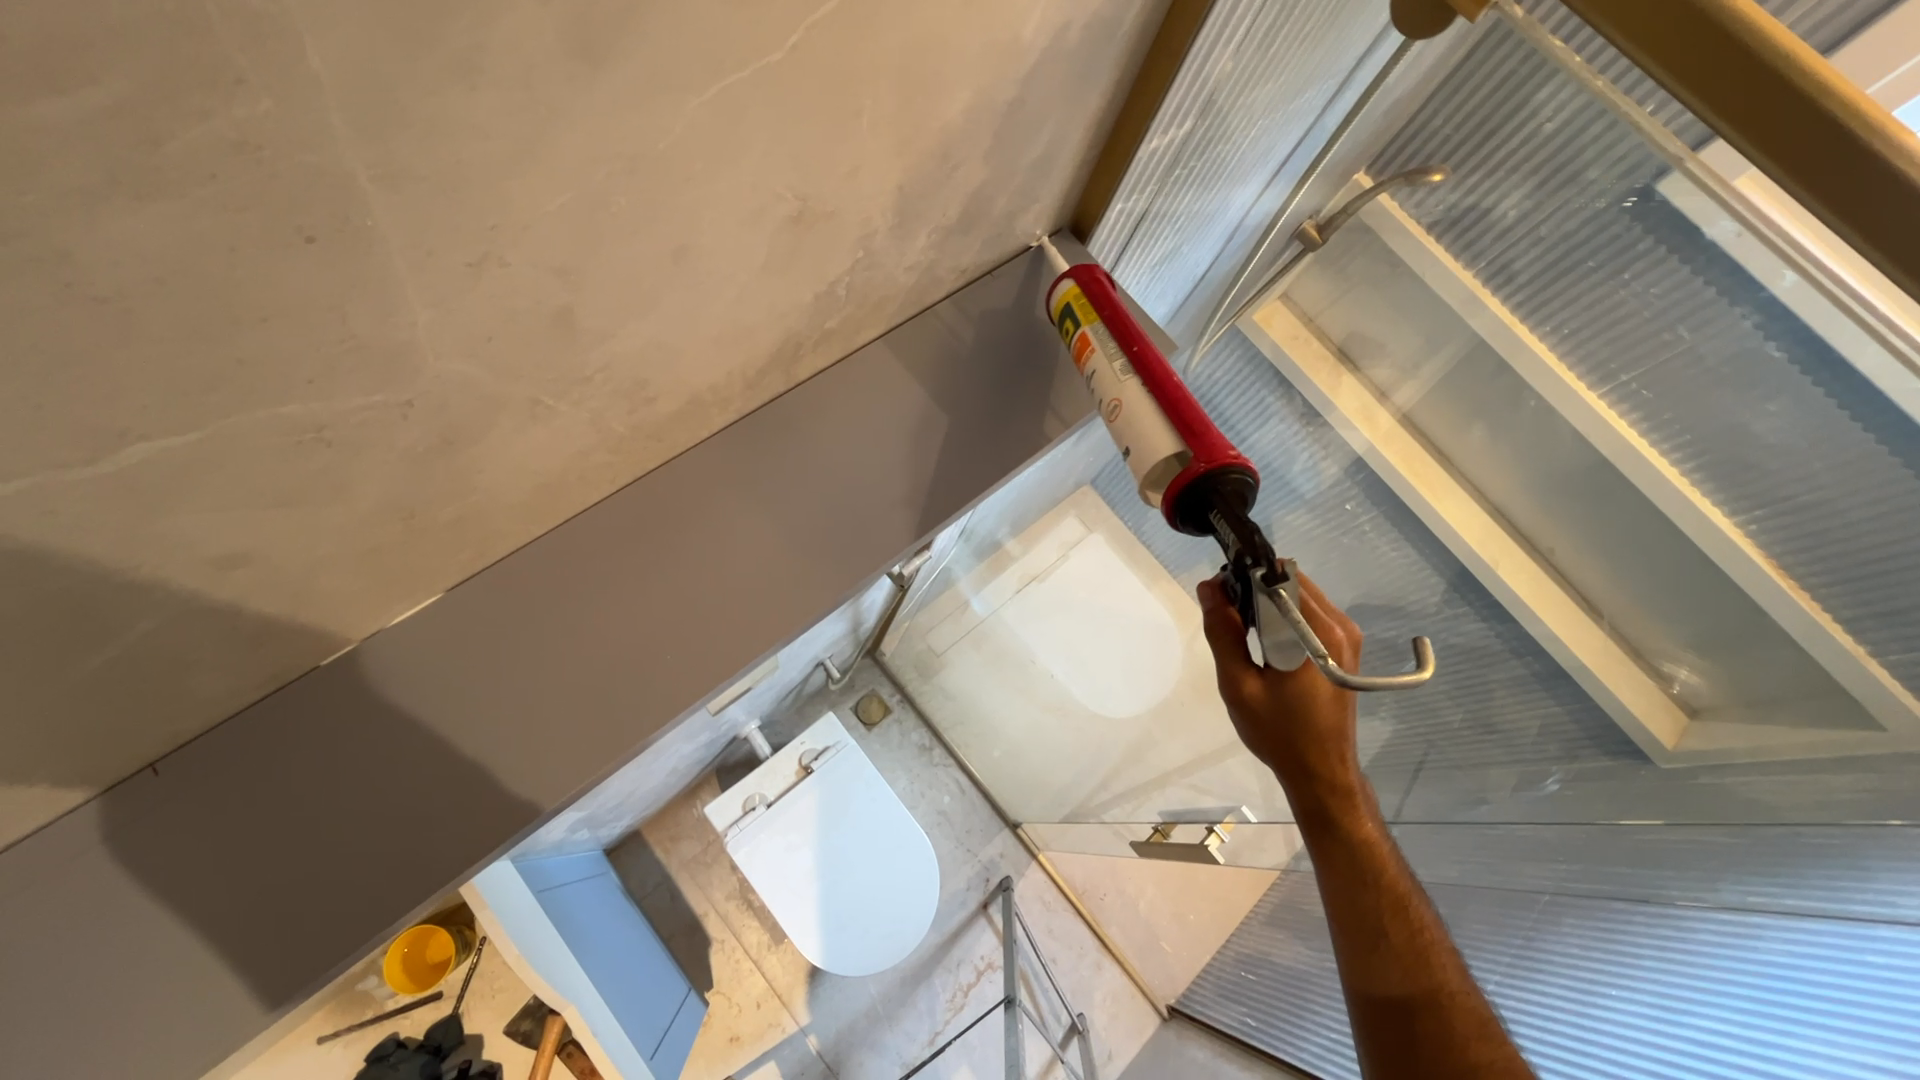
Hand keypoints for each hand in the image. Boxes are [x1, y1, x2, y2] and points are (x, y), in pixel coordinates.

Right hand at [1197, 572, 1364, 800]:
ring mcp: (1347, 635)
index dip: (1242, 578)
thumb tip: (1209, 588)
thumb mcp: (1239, 684)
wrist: (1321, 771)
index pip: (1275, 578)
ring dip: (1267, 601)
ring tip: (1240, 630)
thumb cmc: (1278, 732)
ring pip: (1299, 595)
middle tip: (1224, 615)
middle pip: (1290, 581)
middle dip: (1253, 587)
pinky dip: (1283, 615)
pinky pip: (1310, 613)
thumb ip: (1223, 632)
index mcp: (1315, 632)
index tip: (1216, 596)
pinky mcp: (1346, 647)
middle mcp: (1338, 625)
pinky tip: (1264, 642)